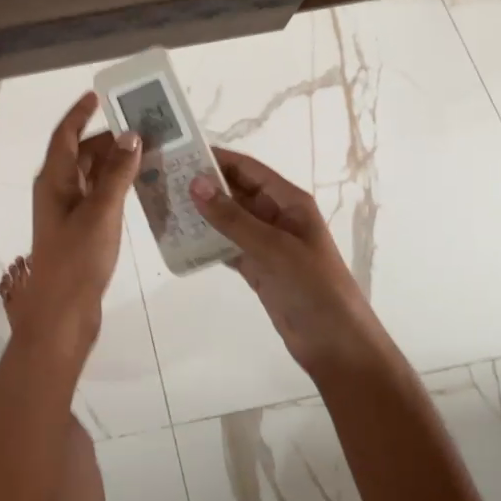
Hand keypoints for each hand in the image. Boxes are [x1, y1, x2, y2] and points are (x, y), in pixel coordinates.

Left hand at [22, 92, 142, 356]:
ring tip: (147, 151)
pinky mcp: (78, 231)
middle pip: (80, 153)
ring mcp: (67, 212)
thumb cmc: (77, 259)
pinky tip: (138, 186)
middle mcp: (57, 191)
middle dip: (107, 137)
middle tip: (142, 126)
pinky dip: (115, 185)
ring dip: (113, 162)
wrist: (61, 315)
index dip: (79, 113)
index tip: (98, 95)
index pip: (65, 135)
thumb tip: (131, 136)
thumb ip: (116, 174)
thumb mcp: (100, 212)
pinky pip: (97, 195)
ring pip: (90, 175)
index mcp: (53, 180)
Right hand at [188, 149, 379, 381]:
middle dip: (203, 185)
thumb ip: (232, 218)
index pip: (247, 169)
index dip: (216, 159)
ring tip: (165, 206)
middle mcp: (277, 216)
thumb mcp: (273, 248)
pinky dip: (207, 243)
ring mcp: (267, 244)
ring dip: (201, 214)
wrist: (337, 347)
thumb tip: (195, 183)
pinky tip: (181, 240)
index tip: (179, 153)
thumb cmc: (314, 288)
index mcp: (289, 202)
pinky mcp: (258, 269)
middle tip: (162, 180)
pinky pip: (227, 247)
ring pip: (228, 220)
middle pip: (235, 192)